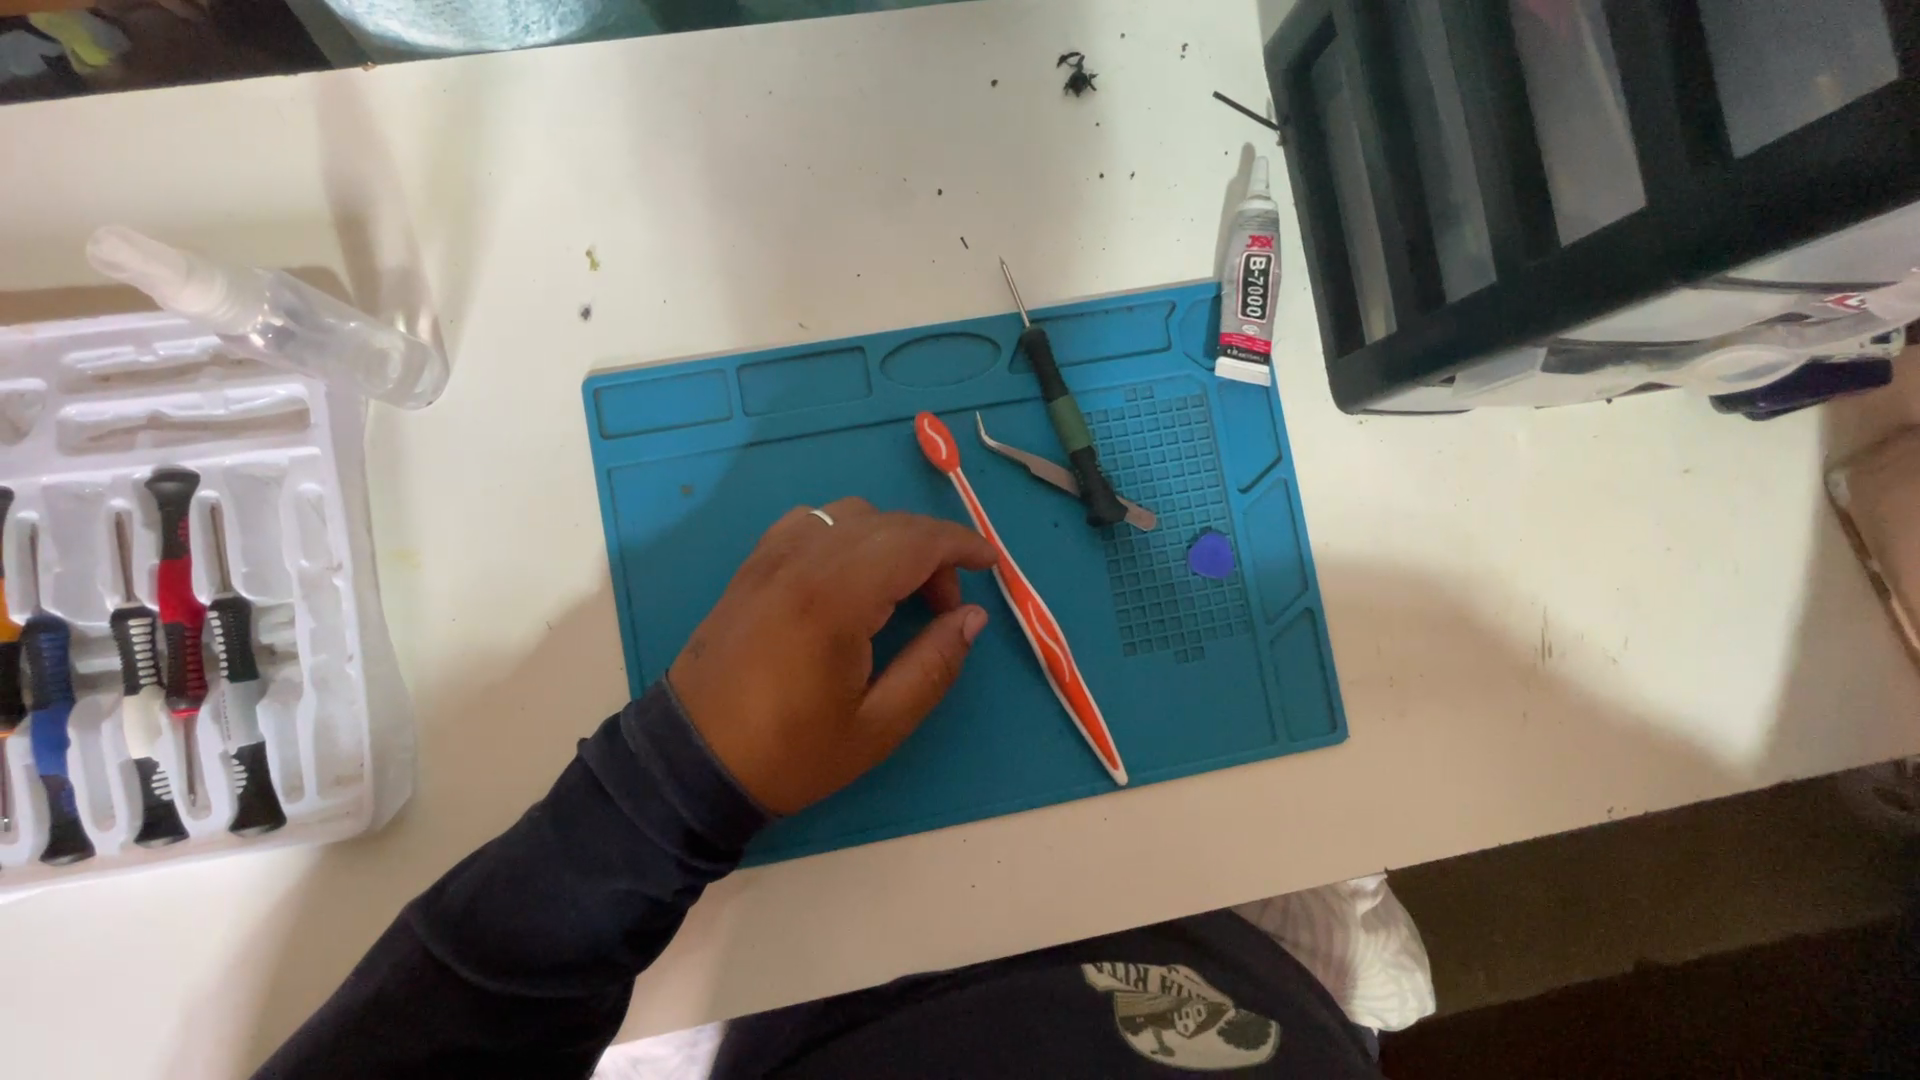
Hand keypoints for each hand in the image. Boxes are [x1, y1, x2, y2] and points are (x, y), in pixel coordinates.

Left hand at [668, 498, 998, 815]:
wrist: (692, 762)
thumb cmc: (789, 753)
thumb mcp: (878, 726)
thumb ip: (933, 665)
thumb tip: (973, 617)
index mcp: (836, 599)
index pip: (914, 542)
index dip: (961, 545)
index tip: (990, 563)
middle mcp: (802, 561)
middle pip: (887, 523)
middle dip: (932, 550)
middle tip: (946, 606)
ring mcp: (770, 558)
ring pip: (848, 515)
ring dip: (890, 538)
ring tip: (899, 590)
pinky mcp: (751, 567)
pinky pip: (810, 522)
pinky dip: (846, 533)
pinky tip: (850, 574)